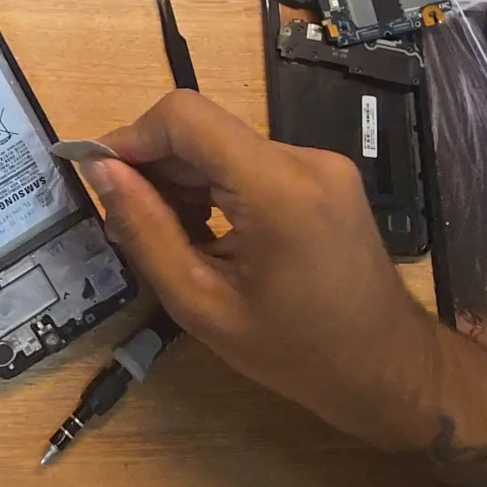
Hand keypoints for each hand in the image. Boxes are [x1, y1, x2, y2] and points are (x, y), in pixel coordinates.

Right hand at [76, 90, 439, 449]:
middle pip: (199, 130)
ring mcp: (315, 163)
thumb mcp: (199, 303)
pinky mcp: (318, 174)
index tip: (99, 176)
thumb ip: (144, 230)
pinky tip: (201, 233)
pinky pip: (242, 161)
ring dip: (177, 181)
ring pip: (217, 145)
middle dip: (150, 168)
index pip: (185, 117)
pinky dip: (208, 187)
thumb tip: (97, 169)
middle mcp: (302, 159)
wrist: (389, 370)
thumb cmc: (293, 352)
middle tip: (126, 225)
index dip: (130, 136)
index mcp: (278, 190)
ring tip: (165, 238)